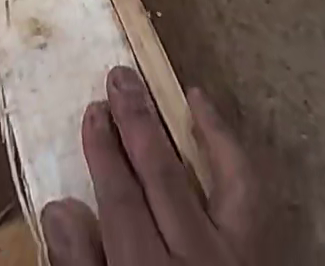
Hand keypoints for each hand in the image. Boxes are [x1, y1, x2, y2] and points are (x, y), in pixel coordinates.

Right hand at [41, 68, 257, 265]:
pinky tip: (199, 102)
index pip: (121, 204)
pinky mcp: (264, 248)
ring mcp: (235, 254)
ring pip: (195, 176)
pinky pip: (245, 183)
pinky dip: (222, 138)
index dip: (103, 154)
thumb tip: (60, 206)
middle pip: (159, 180)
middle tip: (116, 78)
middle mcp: (194, 262)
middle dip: (133, 125)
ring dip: (164, 125)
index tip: (92, 112)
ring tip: (140, 85)